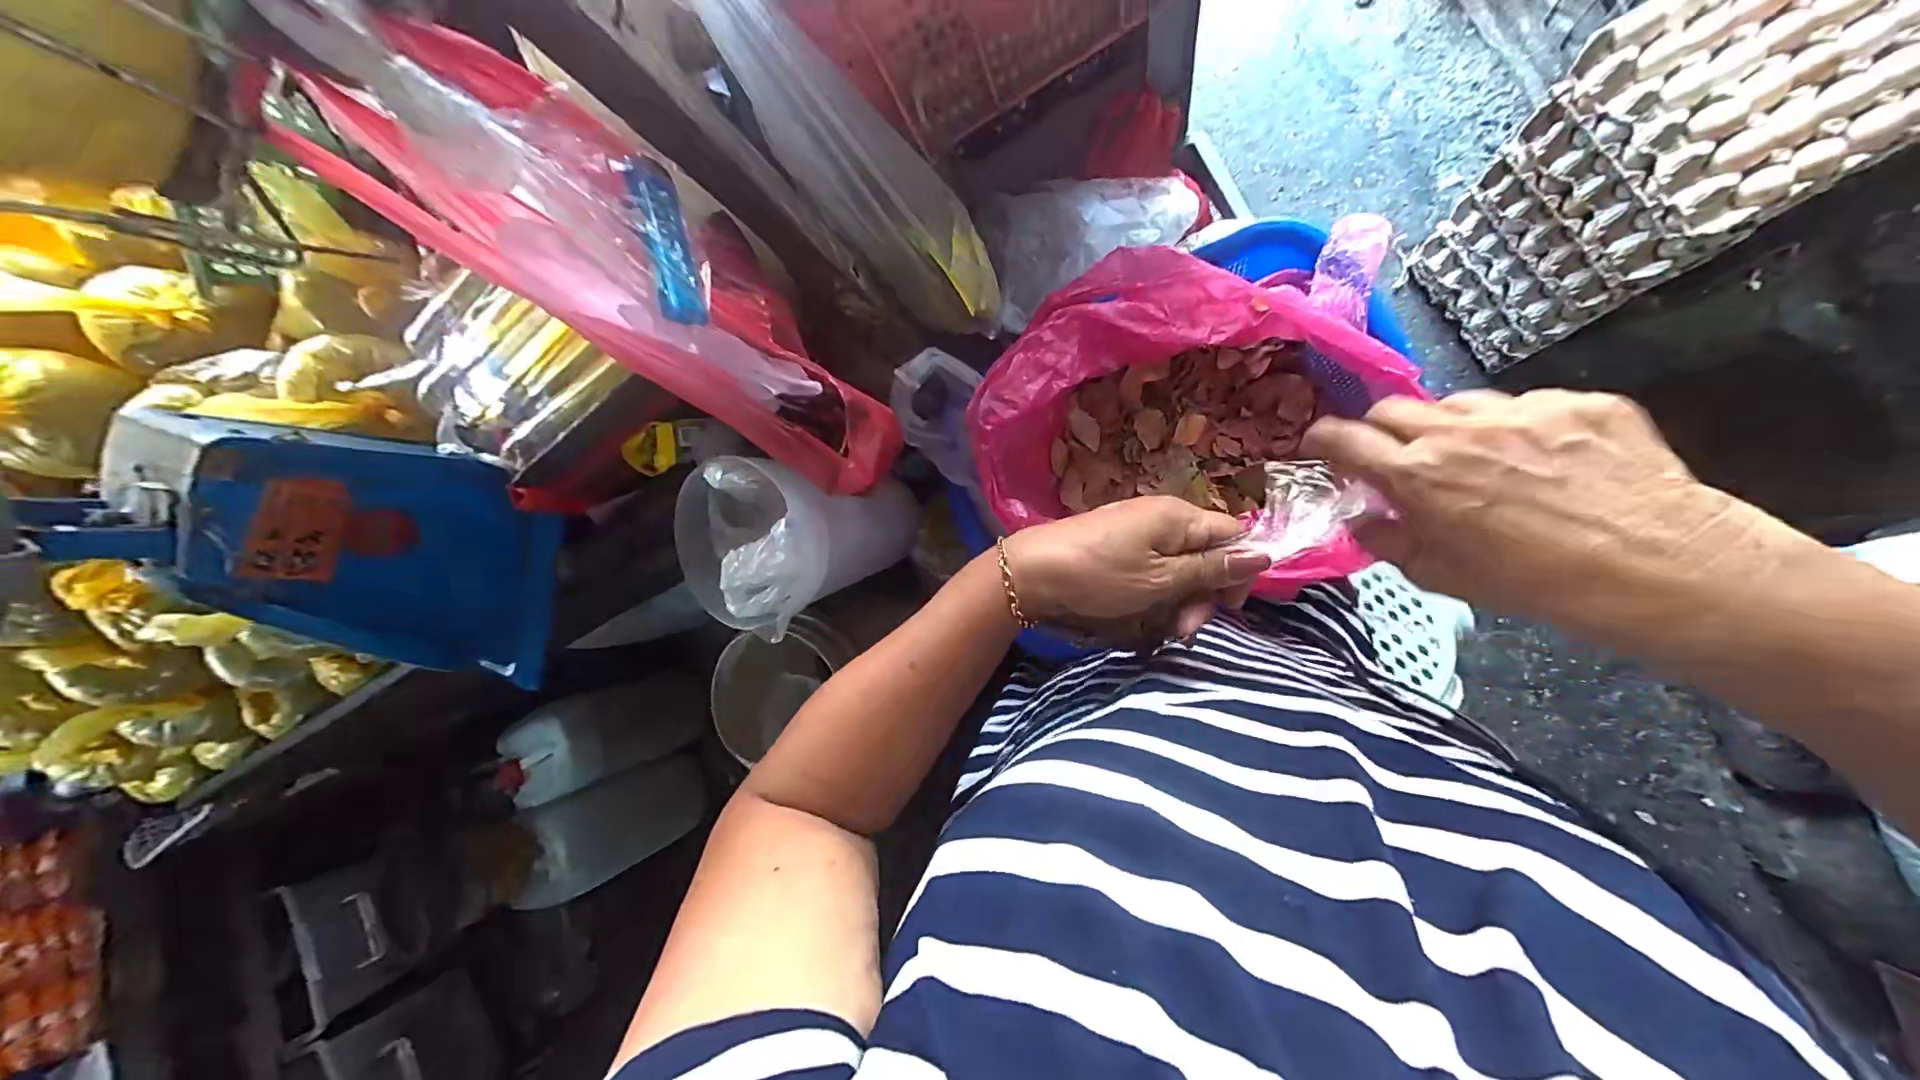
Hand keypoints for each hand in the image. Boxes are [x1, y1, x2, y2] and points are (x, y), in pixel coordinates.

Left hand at [1002, 496, 1271, 641]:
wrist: (1030, 572)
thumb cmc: (1099, 575)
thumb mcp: (1161, 579)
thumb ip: (1211, 568)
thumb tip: (1264, 555)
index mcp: (1179, 516)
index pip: (1234, 535)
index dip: (1239, 571)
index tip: (1227, 607)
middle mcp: (1162, 516)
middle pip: (1206, 554)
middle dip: (1204, 594)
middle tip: (1184, 629)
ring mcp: (1137, 531)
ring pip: (1179, 566)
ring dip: (1180, 600)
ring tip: (1164, 630)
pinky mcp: (1117, 546)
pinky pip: (1152, 568)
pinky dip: (1155, 593)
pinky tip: (1146, 617)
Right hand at [1302, 390, 1807, 633]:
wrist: (1658, 569)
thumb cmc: (1531, 583)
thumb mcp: (1438, 574)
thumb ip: (1385, 538)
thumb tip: (1361, 517)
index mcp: (1418, 475)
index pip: (1345, 438)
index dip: (1323, 438)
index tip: (1320, 445)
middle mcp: (1460, 432)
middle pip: (1392, 408)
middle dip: (1381, 431)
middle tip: (1397, 457)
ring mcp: (1523, 411)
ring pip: (1457, 402)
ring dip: (1448, 427)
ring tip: (1477, 458)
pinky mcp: (1580, 403)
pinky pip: (1526, 405)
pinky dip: (1516, 428)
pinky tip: (1543, 460)